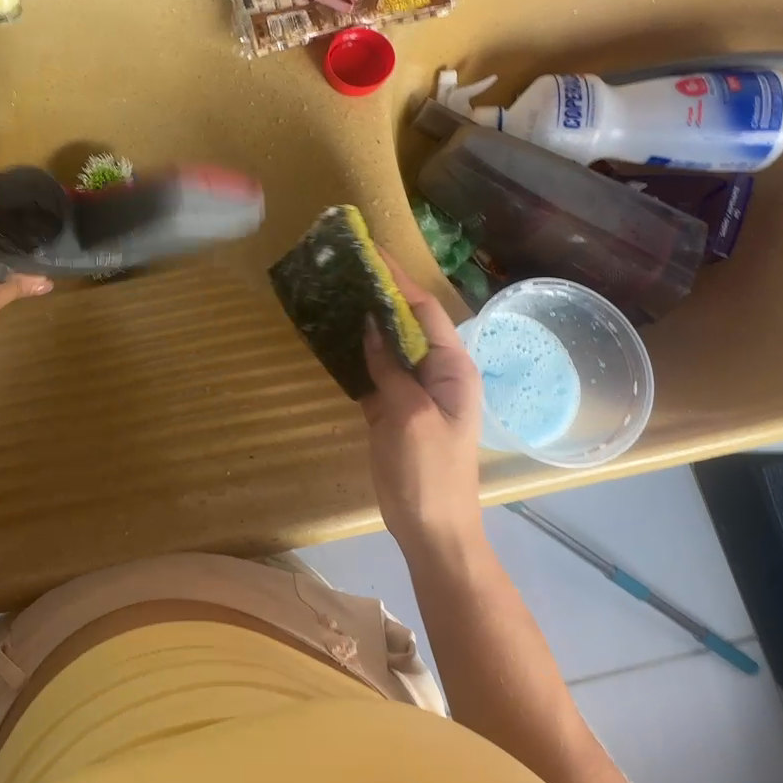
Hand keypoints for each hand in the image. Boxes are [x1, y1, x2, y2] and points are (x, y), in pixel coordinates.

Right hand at [360, 254, 484, 550]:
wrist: (430, 527)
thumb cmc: (429, 472)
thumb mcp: (411, 416)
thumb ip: (392, 370)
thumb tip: (371, 326)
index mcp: (452, 369)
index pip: (425, 311)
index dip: (400, 281)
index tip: (371, 254)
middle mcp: (434, 372)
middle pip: (405, 323)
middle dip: (379, 294)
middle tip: (345, 269)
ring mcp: (410, 391)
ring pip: (386, 345)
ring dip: (363, 321)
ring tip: (334, 292)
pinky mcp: (389, 409)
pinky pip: (371, 371)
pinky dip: (352, 353)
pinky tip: (330, 337)